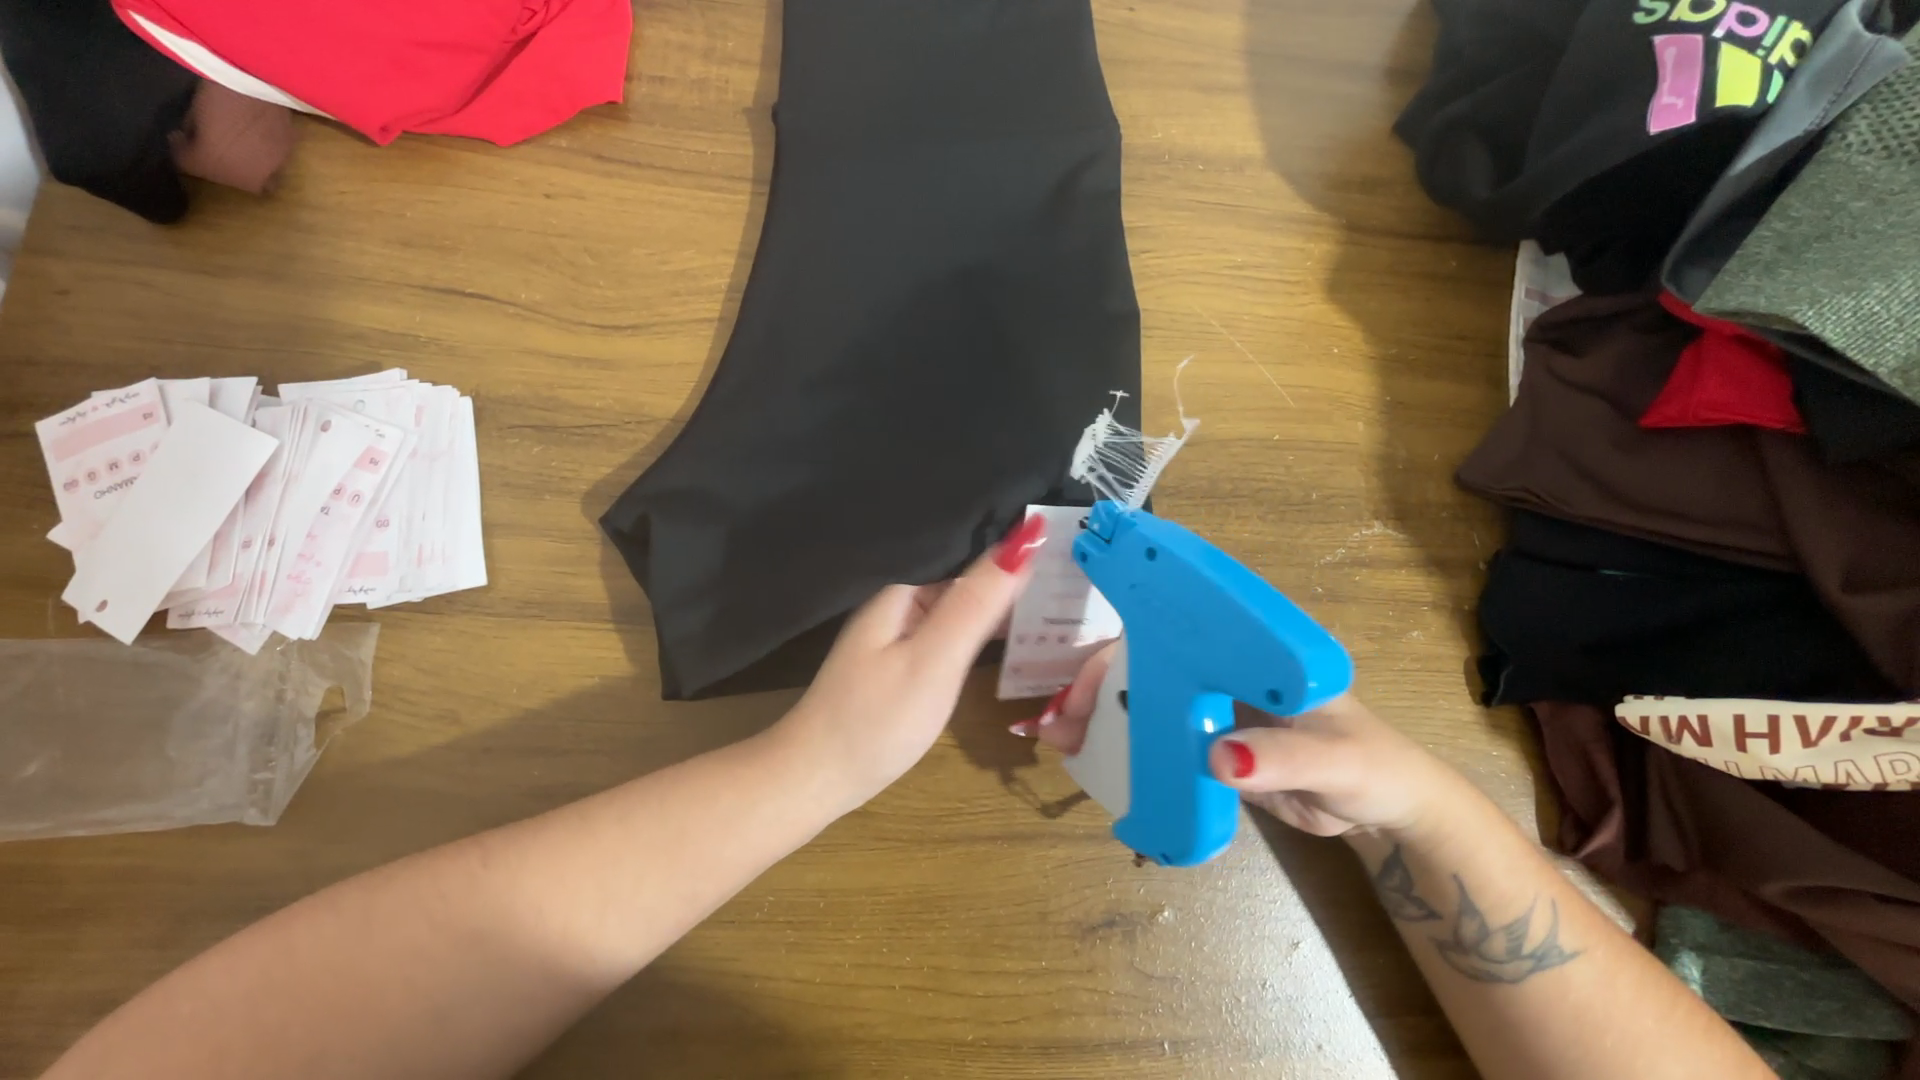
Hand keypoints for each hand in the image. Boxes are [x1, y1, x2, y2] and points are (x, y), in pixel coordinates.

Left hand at [773, 515, 1046, 811]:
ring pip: (960, 604)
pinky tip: (1014, 636)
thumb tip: (1026, 537)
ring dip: (1001, 602)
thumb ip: (978, 602)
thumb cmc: (877, 719)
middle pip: (965, 575)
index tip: (1067, 541)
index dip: (1015, 542)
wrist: (816, 779)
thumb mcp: (935, 659)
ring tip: (1060, 596)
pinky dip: (982, 630)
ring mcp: (898, 632)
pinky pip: (951, 631)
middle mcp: (899, 601)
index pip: (969, 547)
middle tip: (1074, 573)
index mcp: (903, 587)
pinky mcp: (901, 661)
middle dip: (1013, 572)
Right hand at [1028, 645, 1463, 838]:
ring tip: (1058, 742)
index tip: (1087, 668)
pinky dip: (1118, 746)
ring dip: (1096, 716)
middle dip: (1094, 685)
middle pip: (1147, 662)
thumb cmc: (1372, 766)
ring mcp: (1211, 706)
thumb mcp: (1336, 759)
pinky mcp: (1207, 744)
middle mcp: (1224, 670)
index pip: (1180, 629)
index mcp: (1252, 652)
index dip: (1130, 638)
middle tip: (1058, 723)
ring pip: (1142, 699)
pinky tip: (1087, 760)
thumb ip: (1283, 756)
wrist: (1383, 810)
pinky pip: (1154, 738)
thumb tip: (1218, 758)